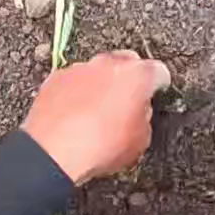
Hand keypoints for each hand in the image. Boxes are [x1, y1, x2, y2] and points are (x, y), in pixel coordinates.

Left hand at [22, 51, 171, 183]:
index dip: (160, 84)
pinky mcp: (57, 77)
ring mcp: (81, 68)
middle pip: (127, 63)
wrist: (54, 151)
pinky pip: (74, 79)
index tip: (157, 91)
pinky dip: (77, 91)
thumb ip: (145, 118)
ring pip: (98, 70)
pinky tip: (76, 112)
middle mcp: (109, 64)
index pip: (158, 71)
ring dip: (102, 84)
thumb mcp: (140, 141)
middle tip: (128, 102)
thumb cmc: (99, 146)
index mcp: (138, 75)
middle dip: (130, 79)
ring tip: (98, 111)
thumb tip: (141, 113)